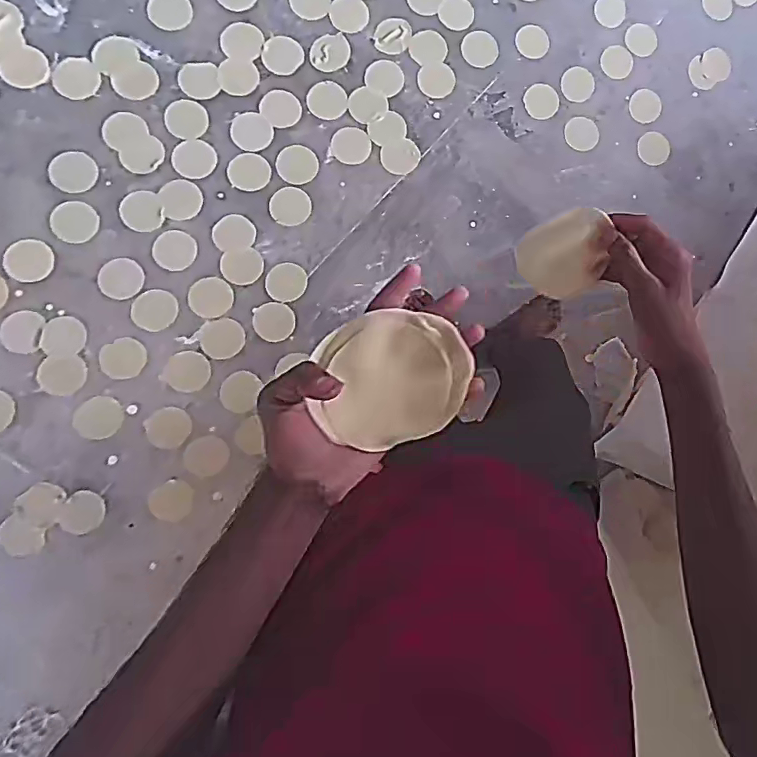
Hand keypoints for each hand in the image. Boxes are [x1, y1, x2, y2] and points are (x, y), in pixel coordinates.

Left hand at [257, 263, 482, 503]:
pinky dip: (461, 391)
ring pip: (434, 361)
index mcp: (351, 355)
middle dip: (438, 311)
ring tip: (477, 332)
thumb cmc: (292, 439)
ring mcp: (397, 392)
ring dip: (457, 345)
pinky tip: (476, 383)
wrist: (308, 484)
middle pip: (414, 332)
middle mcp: (379, 367)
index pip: (377, 316)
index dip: (396, 292)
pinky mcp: (410, 419)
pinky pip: (441, 401)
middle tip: (461, 295)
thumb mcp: (278, 401)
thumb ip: (298, 379)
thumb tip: (335, 378)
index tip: (415, 272)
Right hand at [602, 213, 707, 375]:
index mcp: (672, 255)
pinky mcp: (647, 288)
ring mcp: (657, 274)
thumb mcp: (645, 289)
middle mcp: (666, 260)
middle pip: (636, 237)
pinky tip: (594, 274)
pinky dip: (611, 270)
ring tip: (586, 256)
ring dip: (609, 255)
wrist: (676, 357)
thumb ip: (628, 259)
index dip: (621, 222)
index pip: (645, 226)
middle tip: (587, 241)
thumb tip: (610, 236)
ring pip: (629, 254)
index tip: (597, 224)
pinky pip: (627, 271)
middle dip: (612, 238)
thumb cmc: (667, 325)